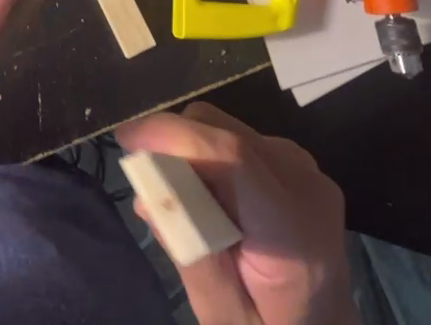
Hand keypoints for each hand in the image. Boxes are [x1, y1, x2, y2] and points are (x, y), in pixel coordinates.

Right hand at [116, 103, 354, 324]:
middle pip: (220, 131)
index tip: (125, 140)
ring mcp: (303, 166)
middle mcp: (305, 185)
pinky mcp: (294, 158)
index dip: (174, 136)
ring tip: (183, 201)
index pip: (233, 158)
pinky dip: (204, 151)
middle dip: (171, 145)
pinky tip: (209, 195)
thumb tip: (147, 195)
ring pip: (221, 124)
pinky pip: (232, 132)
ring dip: (187, 149)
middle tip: (150, 189)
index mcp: (294, 233)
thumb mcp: (224, 317)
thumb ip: (191, 257)